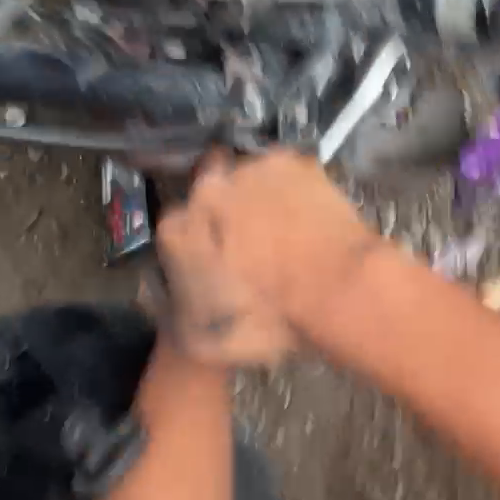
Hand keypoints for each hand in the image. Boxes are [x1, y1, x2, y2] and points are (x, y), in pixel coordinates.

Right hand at [155, 148, 383, 365]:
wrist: (339, 288)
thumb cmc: (273, 319)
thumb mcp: (206, 341)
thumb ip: (174, 312)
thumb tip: (160, 296)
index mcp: (180, 228)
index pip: (177, 226)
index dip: (198, 240)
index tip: (218, 254)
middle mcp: (208, 187)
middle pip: (210, 191)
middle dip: (226, 208)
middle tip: (253, 237)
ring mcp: (252, 166)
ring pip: (248, 175)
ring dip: (259, 193)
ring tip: (285, 224)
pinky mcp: (292, 158)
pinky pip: (285, 169)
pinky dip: (293, 185)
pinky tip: (307, 210)